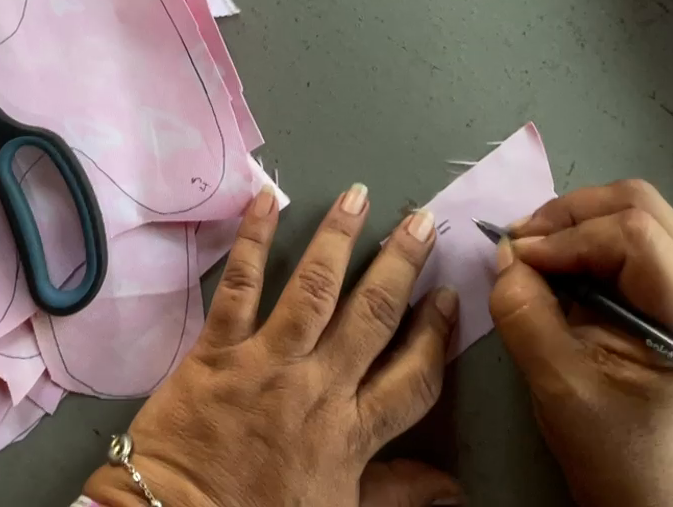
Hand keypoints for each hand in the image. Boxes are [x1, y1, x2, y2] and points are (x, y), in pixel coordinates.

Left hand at [82, 183, 463, 506]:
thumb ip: (395, 492)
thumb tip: (452, 489)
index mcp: (352, 431)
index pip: (412, 375)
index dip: (435, 335)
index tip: (448, 296)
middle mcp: (318, 386)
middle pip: (371, 314)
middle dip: (399, 264)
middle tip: (419, 222)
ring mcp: (268, 361)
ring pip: (315, 287)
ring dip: (338, 237)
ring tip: (358, 196)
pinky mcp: (220, 347)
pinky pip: (240, 284)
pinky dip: (253, 239)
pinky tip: (267, 201)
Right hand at [489, 180, 672, 506]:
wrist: (645, 491)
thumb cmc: (609, 445)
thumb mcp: (554, 381)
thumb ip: (523, 309)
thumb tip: (506, 252)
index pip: (633, 235)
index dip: (567, 236)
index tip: (519, 259)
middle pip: (639, 203)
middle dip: (570, 213)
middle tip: (524, 243)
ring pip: (633, 208)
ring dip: (574, 219)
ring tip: (535, 251)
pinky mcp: (671, 288)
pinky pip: (626, 231)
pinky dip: (581, 233)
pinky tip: (555, 263)